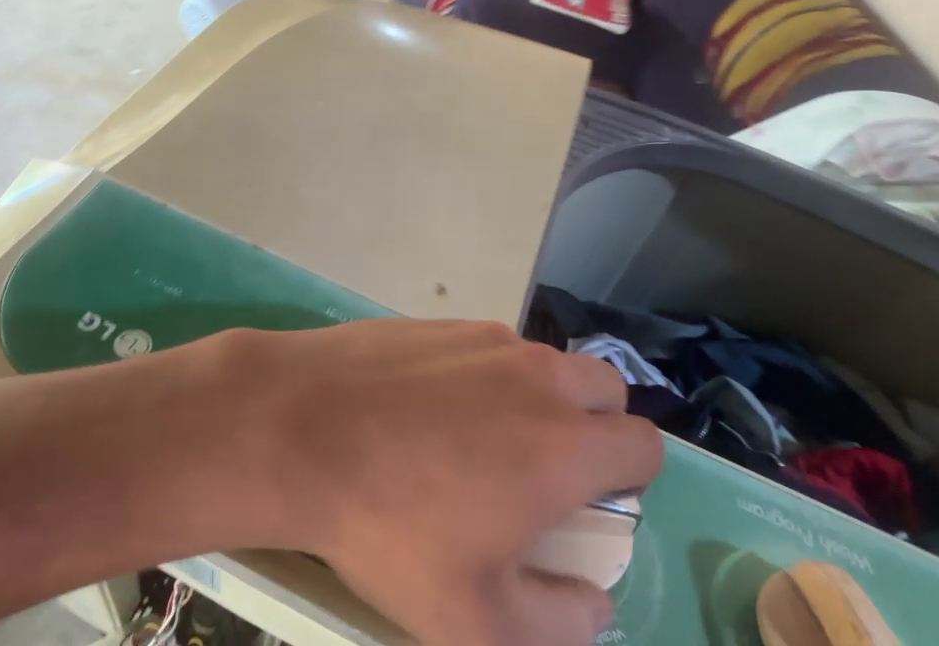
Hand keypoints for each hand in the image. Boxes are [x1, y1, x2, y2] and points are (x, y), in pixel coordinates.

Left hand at [213, 320, 663, 645]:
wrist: (293, 428)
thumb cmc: (388, 527)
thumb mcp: (474, 617)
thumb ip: (557, 624)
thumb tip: (595, 604)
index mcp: (565, 444)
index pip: (645, 446)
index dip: (629, 482)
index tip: (586, 507)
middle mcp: (538, 377)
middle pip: (606, 390)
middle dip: (596, 428)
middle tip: (542, 472)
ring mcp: (485, 339)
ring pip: (543, 364)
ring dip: (535, 399)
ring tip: (475, 442)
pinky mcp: (438, 322)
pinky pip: (485, 347)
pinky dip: (481, 376)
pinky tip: (424, 410)